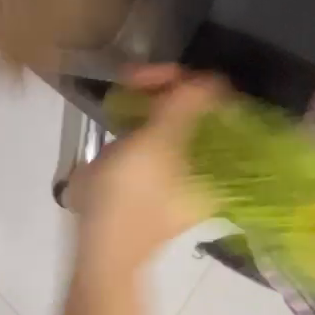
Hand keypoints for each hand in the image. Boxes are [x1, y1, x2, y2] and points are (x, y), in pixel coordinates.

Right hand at [70, 66, 224, 270]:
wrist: (99, 240)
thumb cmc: (132, 195)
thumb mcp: (157, 145)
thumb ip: (183, 109)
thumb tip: (213, 78)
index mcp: (215, 167)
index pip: (216, 112)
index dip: (191, 87)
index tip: (160, 74)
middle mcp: (202, 169)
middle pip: (192, 114)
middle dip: (165, 89)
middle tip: (134, 77)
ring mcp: (174, 171)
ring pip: (170, 121)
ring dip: (149, 99)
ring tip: (125, 85)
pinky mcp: (148, 173)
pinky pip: (152, 134)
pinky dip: (139, 117)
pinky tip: (121, 107)